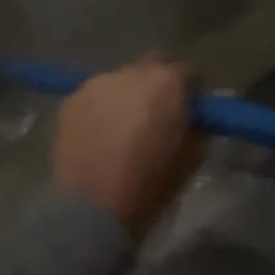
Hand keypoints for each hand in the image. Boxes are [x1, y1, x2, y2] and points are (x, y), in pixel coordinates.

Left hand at [53, 56, 202, 237]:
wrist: (90, 208)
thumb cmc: (149, 185)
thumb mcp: (191, 158)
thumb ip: (199, 125)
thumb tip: (204, 111)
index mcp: (168, 82)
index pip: (189, 71)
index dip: (193, 90)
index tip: (193, 108)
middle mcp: (132, 72)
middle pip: (153, 65)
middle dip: (159, 83)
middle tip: (160, 113)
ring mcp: (97, 83)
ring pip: (121, 79)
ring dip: (128, 94)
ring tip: (125, 125)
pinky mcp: (70, 100)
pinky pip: (95, 95)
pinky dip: (102, 107)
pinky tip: (101, 133)